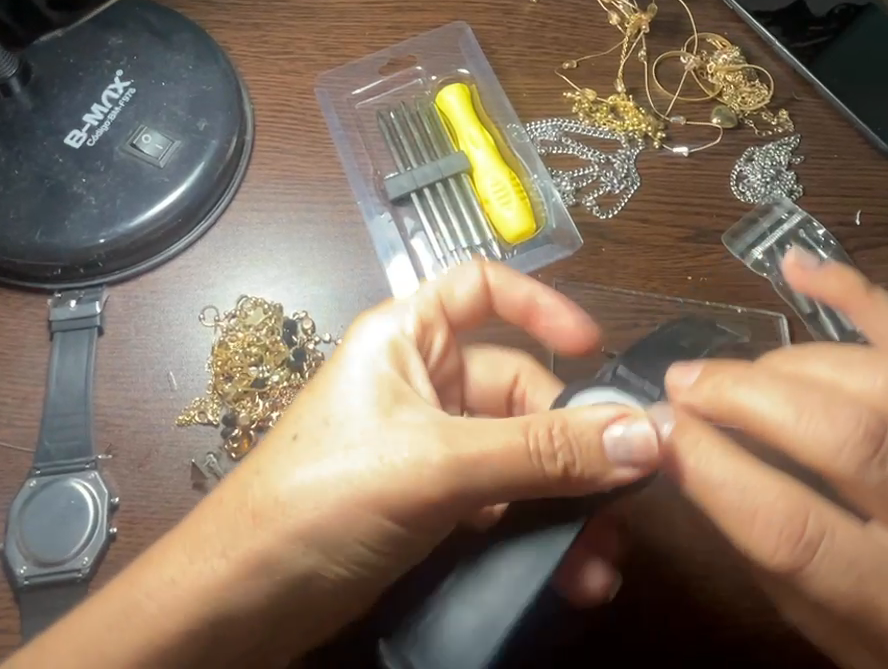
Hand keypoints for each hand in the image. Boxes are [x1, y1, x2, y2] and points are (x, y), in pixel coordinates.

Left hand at [12, 261, 661, 668]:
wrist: (243, 600)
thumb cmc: (323, 498)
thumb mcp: (437, 466)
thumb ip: (541, 453)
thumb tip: (644, 435)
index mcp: (407, 336)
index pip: (479, 286)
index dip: (537, 304)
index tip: (593, 348)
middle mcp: (421, 378)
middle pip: (518, 384)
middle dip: (571, 441)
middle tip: (624, 496)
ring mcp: (428, 442)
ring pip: (518, 451)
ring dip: (564, 497)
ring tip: (600, 554)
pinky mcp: (432, 499)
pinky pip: (502, 498)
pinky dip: (535, 527)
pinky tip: (568, 571)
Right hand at [651, 250, 887, 668]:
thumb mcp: (837, 635)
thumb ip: (764, 543)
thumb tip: (682, 444)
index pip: (802, 532)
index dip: (715, 469)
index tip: (655, 427)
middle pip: (853, 442)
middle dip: (747, 398)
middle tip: (684, 383)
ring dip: (791, 361)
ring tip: (736, 370)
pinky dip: (859, 295)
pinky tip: (798, 267)